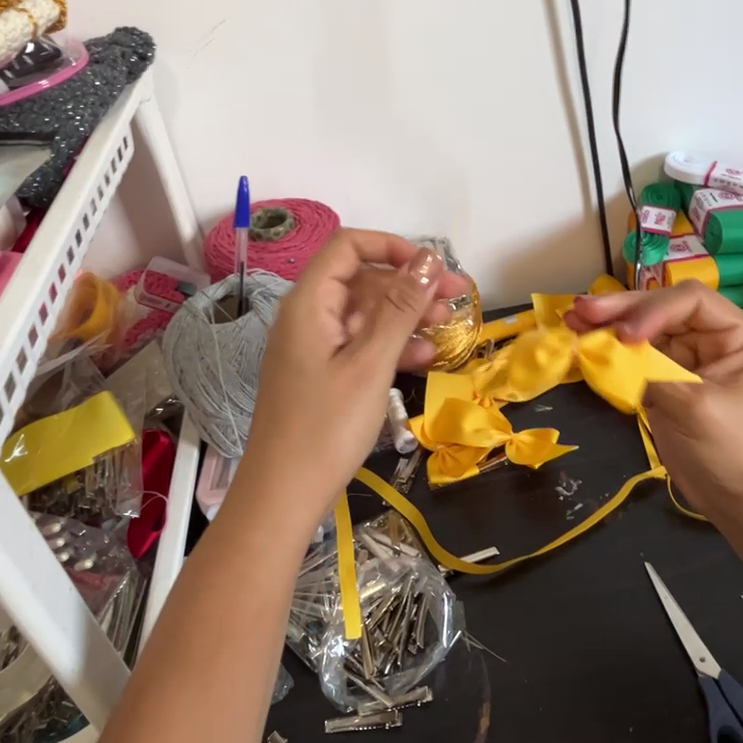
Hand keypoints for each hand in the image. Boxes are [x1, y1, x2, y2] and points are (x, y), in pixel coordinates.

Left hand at [232, 230, 469, 521]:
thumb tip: (428, 259)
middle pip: (362, 280)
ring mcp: (314, 347)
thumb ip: (400, 307)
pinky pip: (360, 344)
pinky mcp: (322, 374)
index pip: (349, 247)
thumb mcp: (371, 363)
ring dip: (407, 317)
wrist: (284, 495)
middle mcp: (308, 316)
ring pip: (365, 314)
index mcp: (309, 303)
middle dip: (410, 284)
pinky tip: (423, 360)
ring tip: (447, 329)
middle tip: (458, 298)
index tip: (434, 267)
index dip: (393, 247)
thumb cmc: (327, 427)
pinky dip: (391, 346)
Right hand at [566, 283, 742, 517]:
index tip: (625, 336)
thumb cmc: (733, 450)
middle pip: (659, 307)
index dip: (652, 310)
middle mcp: (710, 336)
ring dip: (607, 324)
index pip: (688, 301)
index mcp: (735, 333)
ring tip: (572, 320)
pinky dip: (608, 350)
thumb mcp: (696, 408)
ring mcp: (685, 356)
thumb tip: (605, 350)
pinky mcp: (664, 378)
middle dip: (619, 309)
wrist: (740, 501)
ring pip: (641, 328)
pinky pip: (633, 355)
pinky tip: (582, 343)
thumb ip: (652, 374)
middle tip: (579, 310)